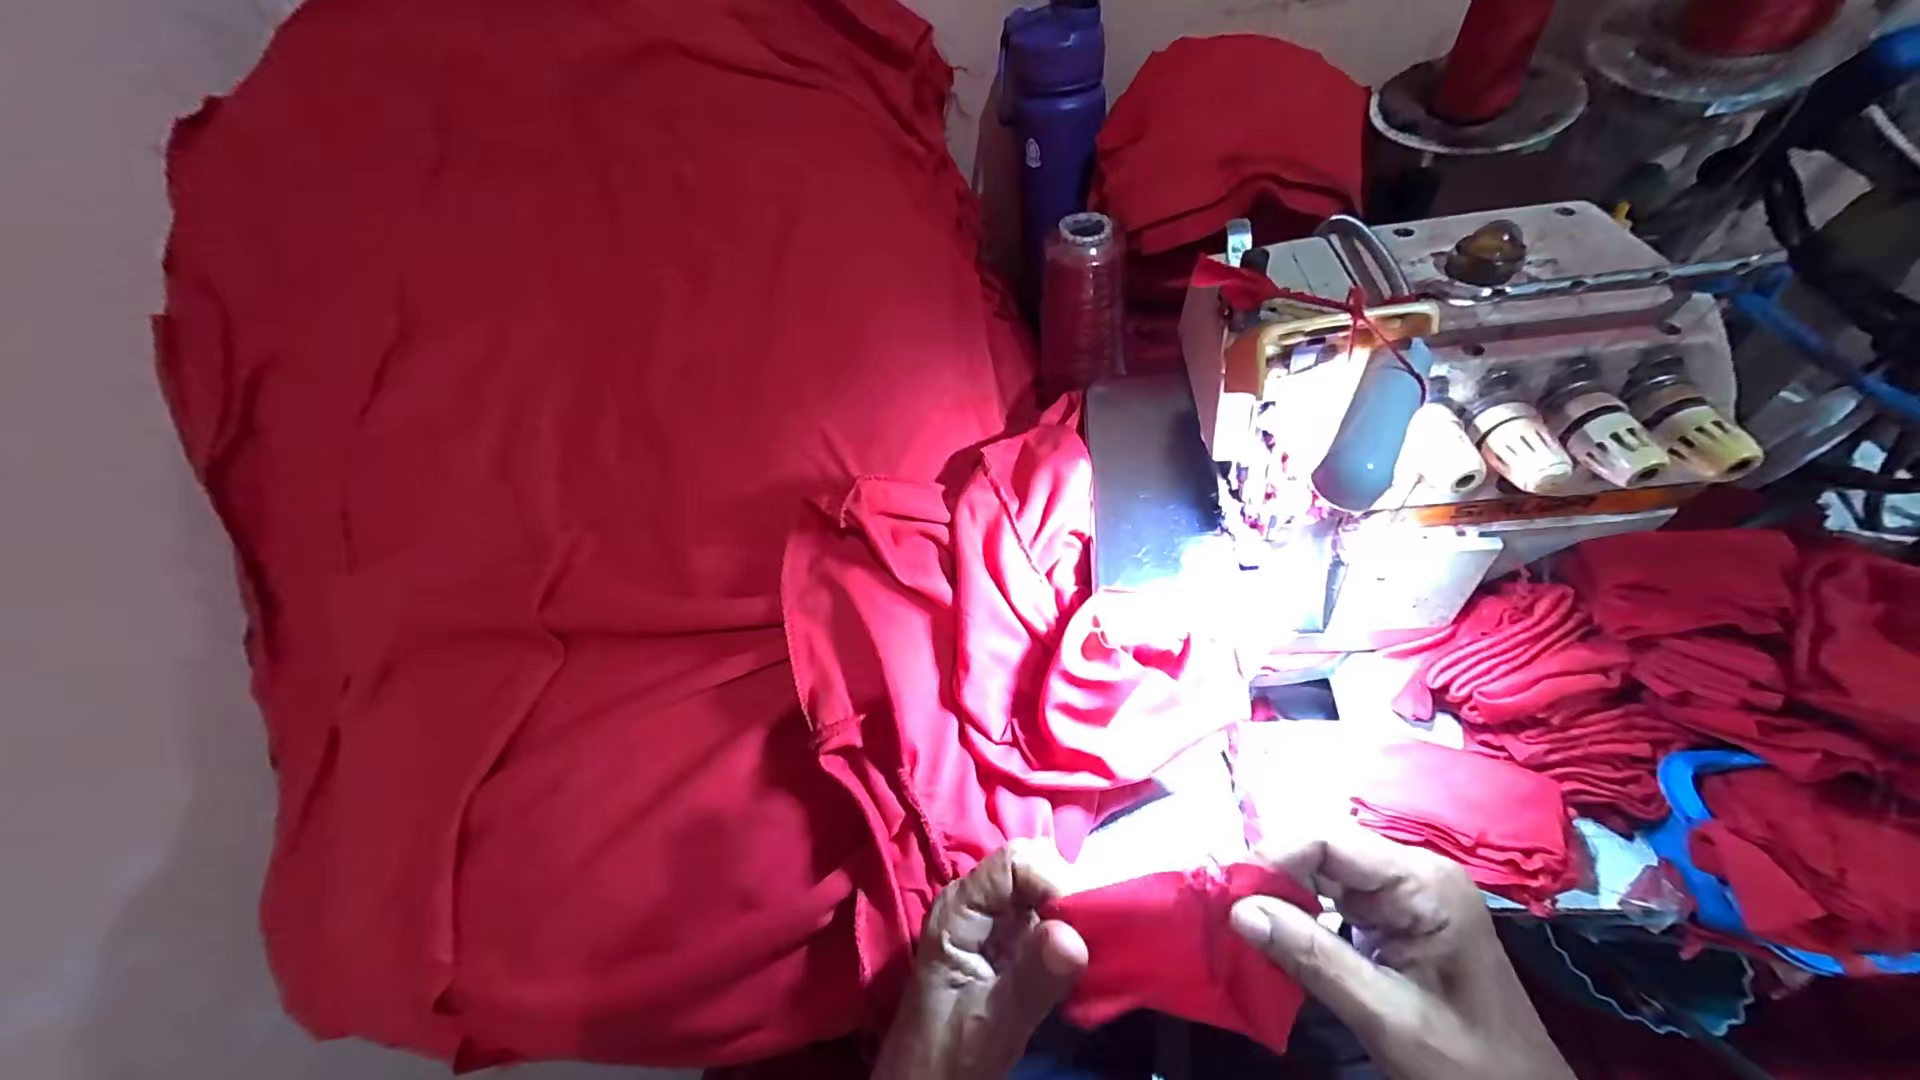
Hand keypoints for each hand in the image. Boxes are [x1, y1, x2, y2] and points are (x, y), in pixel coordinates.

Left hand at [872, 840, 1088, 1079]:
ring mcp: (994, 917)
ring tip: (1092, 944)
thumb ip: (1030, 981)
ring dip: (1072, 909)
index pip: (1013, 862)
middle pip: (1031, 865)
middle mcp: (976, 900)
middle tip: (1092, 934)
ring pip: (1042, 885)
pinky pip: (1046, 913)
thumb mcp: (991, 1026)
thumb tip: (1073, 937)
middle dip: (1066, 891)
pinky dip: (1069, 927)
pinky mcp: (1010, 939)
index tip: (1082, 923)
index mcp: (960, 907)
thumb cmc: (947, 1057)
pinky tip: (1080, 955)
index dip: (1052, 880)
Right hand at [1228, 827, 1572, 1079]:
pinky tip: (1276, 931)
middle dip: (1272, 874)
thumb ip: (1312, 957)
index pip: (1327, 840)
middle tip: (1228, 904)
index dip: (1273, 857)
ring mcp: (1403, 892)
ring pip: (1319, 871)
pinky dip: (1298, 911)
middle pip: (1320, 849)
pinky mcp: (1392, 915)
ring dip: (1280, 892)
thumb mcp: (1389, 1016)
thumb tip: (1237, 910)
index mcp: (1423, 881)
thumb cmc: (1471, 1066)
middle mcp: (1412, 871)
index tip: (1229, 890)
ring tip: (1242, 915)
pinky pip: (1330, 897)